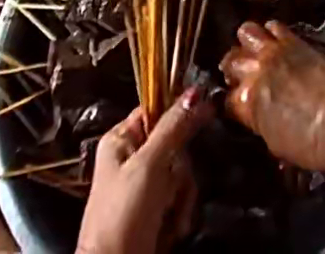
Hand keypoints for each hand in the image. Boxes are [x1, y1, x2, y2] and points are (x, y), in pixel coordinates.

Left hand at [77, 92, 212, 253]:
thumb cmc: (124, 213)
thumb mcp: (149, 165)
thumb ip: (173, 129)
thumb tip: (194, 92)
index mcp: (121, 139)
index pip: (155, 111)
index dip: (178, 115)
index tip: (204, 114)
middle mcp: (131, 159)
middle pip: (174, 146)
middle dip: (181, 172)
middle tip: (174, 189)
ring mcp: (143, 188)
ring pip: (180, 175)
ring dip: (182, 198)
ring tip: (172, 218)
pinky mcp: (154, 213)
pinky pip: (179, 201)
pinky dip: (179, 216)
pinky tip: (172, 231)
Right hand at [220, 21, 324, 174]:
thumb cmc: (315, 144)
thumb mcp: (276, 145)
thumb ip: (258, 123)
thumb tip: (254, 115)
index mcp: (247, 102)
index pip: (226, 99)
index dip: (232, 104)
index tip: (238, 107)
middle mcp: (254, 71)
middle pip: (231, 62)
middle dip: (234, 71)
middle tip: (244, 79)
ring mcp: (273, 51)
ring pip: (246, 33)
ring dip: (248, 44)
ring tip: (255, 54)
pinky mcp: (292, 40)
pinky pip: (273, 26)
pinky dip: (272, 32)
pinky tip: (276, 44)